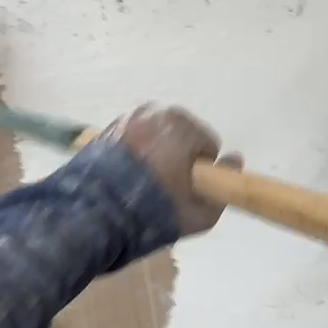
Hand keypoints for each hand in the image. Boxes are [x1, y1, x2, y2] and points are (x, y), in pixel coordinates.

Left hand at [99, 104, 241, 237]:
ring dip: (154, 155)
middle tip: (161, 189)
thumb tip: (234, 160)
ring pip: (154, 137)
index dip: (200, 172)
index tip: (184, 191)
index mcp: (182, 125)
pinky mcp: (104, 131)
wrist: (94, 215)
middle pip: (180, 137)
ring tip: (140, 185)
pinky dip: (132, 154)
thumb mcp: (200, 212)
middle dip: (176, 158)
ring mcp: (126, 119)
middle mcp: (154, 113)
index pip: (207, 145)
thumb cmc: (153, 212)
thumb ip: (225, 184)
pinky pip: (131, 140)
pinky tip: (123, 178)